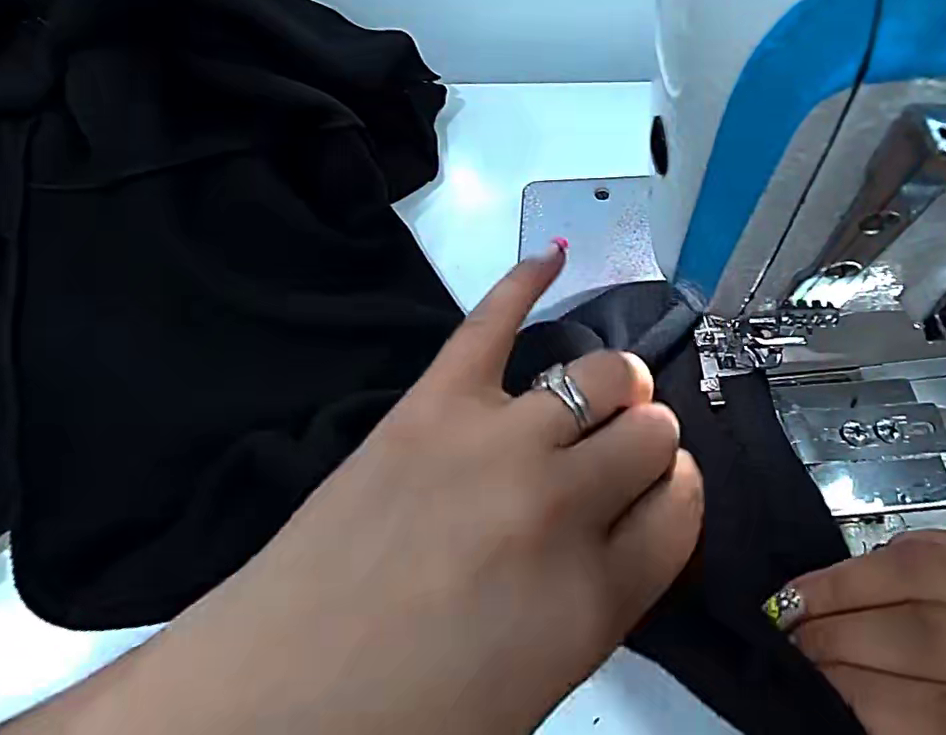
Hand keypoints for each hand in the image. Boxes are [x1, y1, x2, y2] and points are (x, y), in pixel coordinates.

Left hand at [10, 241, 703, 734]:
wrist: (261, 715)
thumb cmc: (413, 720)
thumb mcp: (548, 674)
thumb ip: (612, 586)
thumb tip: (638, 507)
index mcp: (595, 595)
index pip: (684, 505)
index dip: (679, 492)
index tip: (659, 493)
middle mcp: (560, 505)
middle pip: (654, 432)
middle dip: (647, 439)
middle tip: (615, 455)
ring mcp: (496, 442)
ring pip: (605, 373)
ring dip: (616, 385)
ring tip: (599, 395)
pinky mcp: (434, 403)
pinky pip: (493, 321)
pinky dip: (526, 283)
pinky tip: (554, 257)